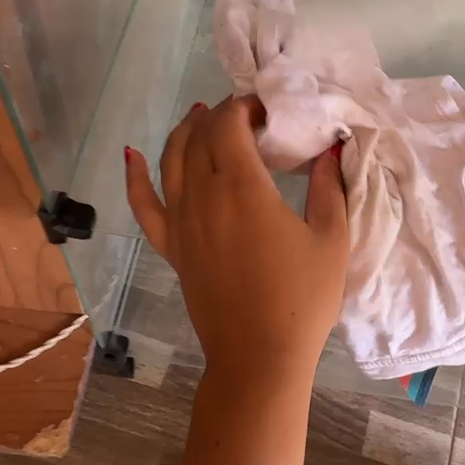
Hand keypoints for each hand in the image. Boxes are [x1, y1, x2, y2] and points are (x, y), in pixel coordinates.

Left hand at [124, 96, 349, 379]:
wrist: (260, 358)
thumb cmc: (302, 298)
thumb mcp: (331, 239)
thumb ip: (329, 186)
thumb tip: (331, 147)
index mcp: (244, 189)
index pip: (230, 126)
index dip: (244, 106)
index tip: (268, 108)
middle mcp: (204, 197)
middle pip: (201, 138)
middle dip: (222, 115)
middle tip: (248, 115)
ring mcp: (181, 222)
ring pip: (171, 160)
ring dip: (185, 132)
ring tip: (202, 116)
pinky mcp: (171, 247)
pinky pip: (144, 205)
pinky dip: (135, 176)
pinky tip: (132, 155)